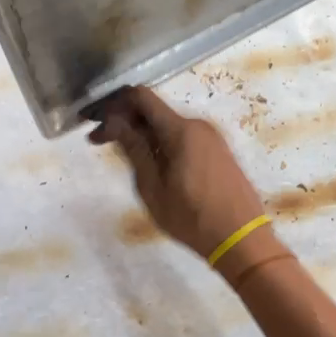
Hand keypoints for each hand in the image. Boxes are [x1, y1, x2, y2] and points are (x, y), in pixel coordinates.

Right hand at [88, 87, 287, 275]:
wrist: (242, 239)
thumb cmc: (192, 218)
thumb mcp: (153, 188)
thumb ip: (134, 150)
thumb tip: (113, 122)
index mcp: (181, 129)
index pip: (140, 97)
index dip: (112, 104)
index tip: (93, 122)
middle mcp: (198, 124)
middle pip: (153, 110)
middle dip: (124, 120)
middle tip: (100, 142)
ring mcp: (212, 137)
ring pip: (167, 124)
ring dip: (142, 132)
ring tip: (123, 155)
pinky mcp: (218, 150)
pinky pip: (183, 136)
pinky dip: (161, 142)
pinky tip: (150, 162)